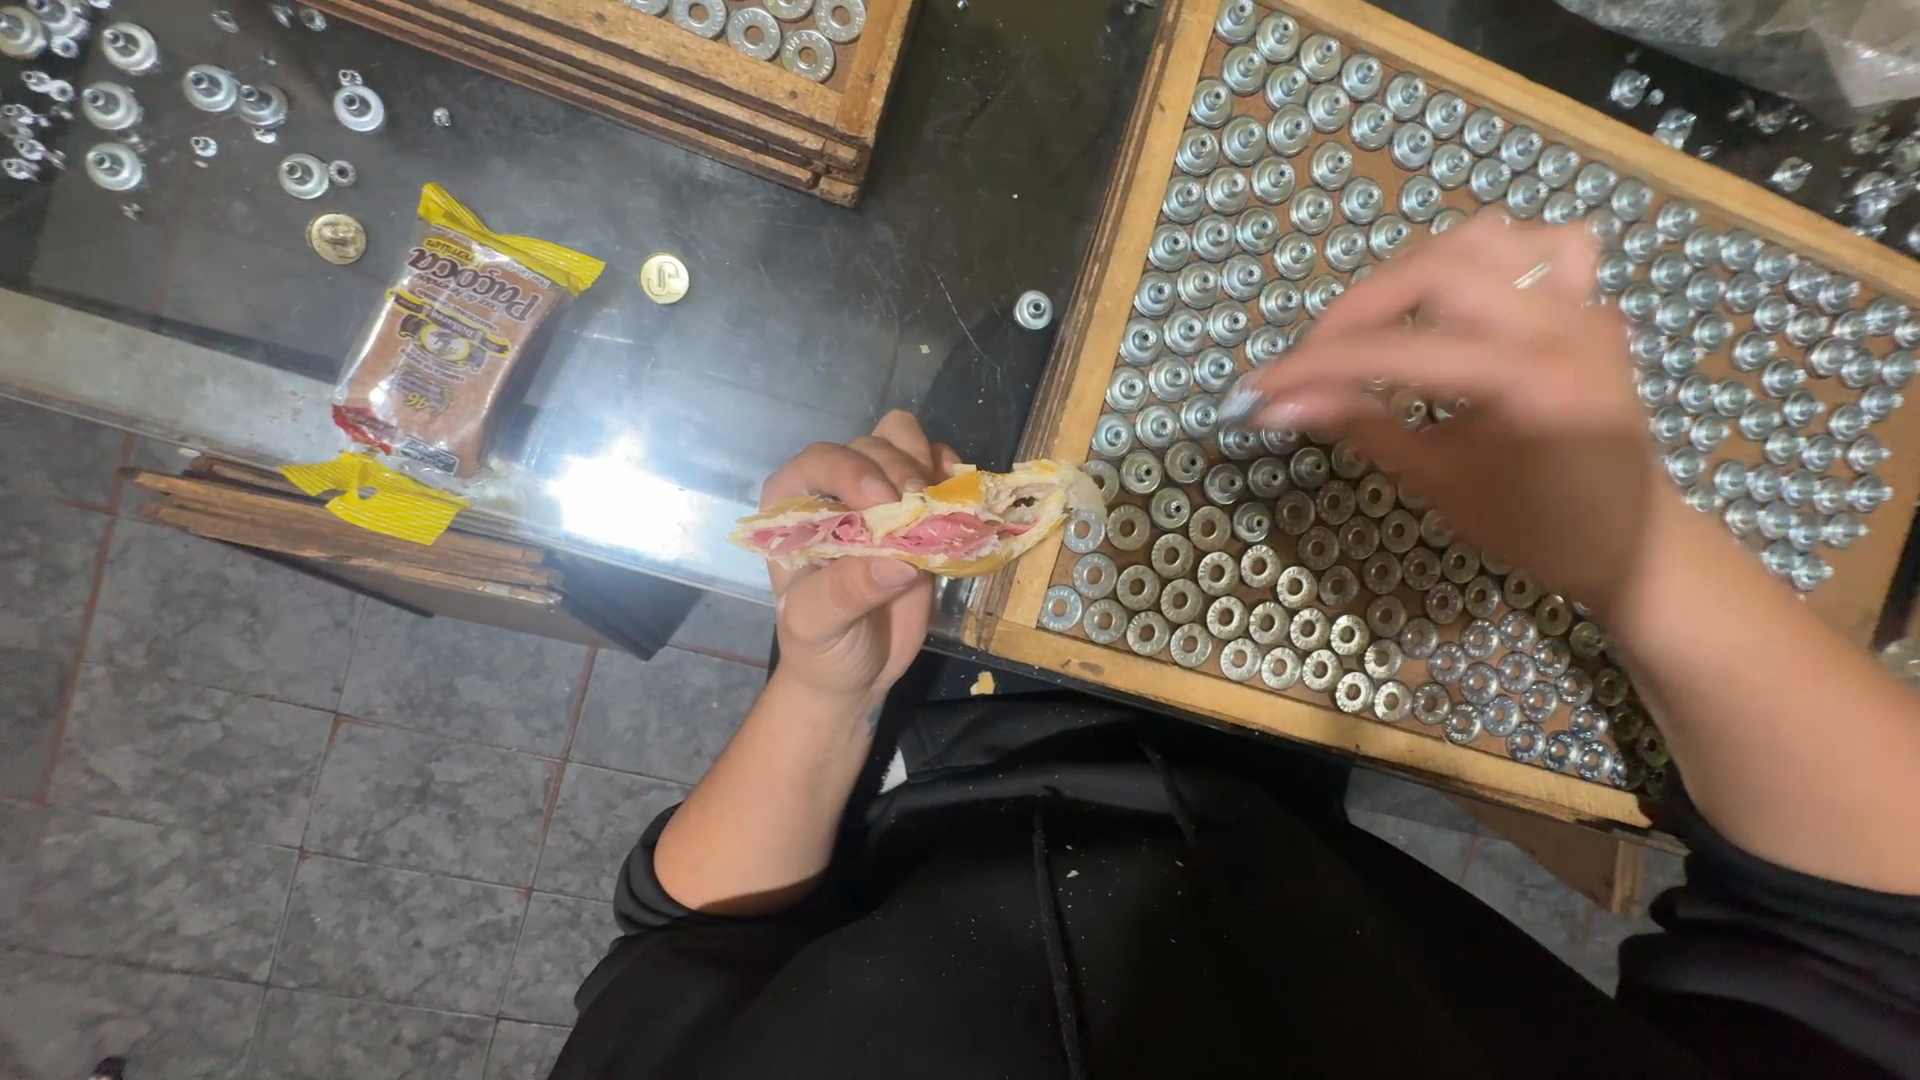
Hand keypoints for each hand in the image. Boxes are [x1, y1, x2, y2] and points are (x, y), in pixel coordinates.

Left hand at [760, 410, 962, 709]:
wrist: (856, 674)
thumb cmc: (821, 647)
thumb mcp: (817, 625)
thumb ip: (847, 592)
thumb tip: (900, 561)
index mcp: (793, 506)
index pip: (821, 460)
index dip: (853, 471)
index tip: (882, 501)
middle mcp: (836, 491)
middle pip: (872, 446)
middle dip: (900, 472)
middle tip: (920, 511)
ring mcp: (881, 499)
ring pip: (905, 445)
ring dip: (926, 467)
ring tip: (938, 507)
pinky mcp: (918, 514)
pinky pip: (937, 470)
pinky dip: (951, 477)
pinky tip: (956, 505)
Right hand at [1232, 212, 1667, 617]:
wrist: (1630, 538)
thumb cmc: (1535, 527)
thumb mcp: (1438, 480)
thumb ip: (1362, 427)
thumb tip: (1281, 407)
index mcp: (1529, 378)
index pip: (1397, 351)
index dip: (1316, 366)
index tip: (1257, 389)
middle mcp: (1562, 321)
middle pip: (1433, 271)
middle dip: (1352, 314)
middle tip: (1306, 363)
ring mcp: (1582, 302)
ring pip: (1478, 241)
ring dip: (1404, 275)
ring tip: (1365, 327)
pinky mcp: (1585, 301)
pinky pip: (1534, 245)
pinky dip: (1477, 258)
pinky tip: (1450, 296)